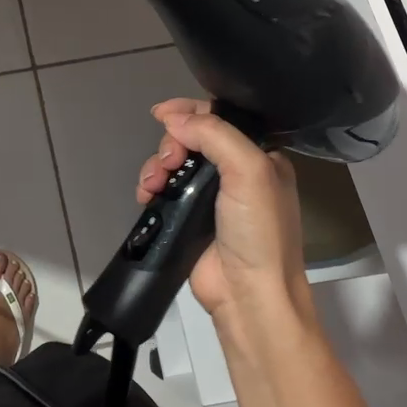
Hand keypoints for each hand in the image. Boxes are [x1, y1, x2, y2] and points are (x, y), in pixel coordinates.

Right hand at [136, 99, 306, 316]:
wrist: (248, 296)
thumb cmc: (258, 231)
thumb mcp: (250, 171)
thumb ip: (214, 134)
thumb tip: (172, 118)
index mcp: (260, 157)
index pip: (221, 118)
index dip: (190, 110)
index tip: (162, 114)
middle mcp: (236, 172)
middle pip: (191, 136)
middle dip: (171, 142)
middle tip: (168, 161)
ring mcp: (211, 196)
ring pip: (173, 161)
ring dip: (156, 164)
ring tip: (152, 183)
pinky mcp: (188, 217)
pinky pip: (163, 188)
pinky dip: (150, 185)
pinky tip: (146, 195)